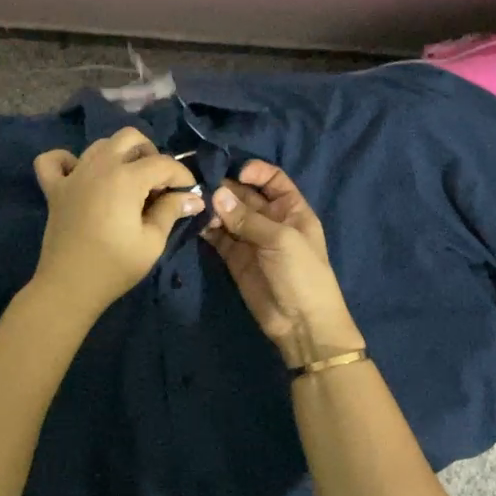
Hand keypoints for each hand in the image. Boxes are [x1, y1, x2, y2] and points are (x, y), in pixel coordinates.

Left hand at [31, 128, 202, 314]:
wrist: (69, 287)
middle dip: (151, 154)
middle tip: (157, 183)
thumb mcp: (152, 241)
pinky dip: (67, 160)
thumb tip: (192, 197)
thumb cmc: (115, 266)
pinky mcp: (54, 189)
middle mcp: (99, 166)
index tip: (189, 195)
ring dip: (118, 155)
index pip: (163, 163)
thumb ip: (171, 211)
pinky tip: (80, 175)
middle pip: (130, 138)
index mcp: (126, 178)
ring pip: (99, 145)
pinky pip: (53, 160)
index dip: (182, 176)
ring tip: (128, 182)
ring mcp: (73, 175)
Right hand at [201, 160, 365, 368]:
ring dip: (214, 208)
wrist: (301, 324)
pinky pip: (219, 236)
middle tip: (201, 184)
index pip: (272, 179)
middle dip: (226, 188)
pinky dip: (207, 228)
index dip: (255, 172)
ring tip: (195, 204)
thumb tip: (216, 194)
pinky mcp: (235, 258)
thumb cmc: (302, 274)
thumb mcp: (280, 240)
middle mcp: (271, 220)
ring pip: (229, 215)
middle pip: (245, 195)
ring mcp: (251, 239)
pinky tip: (194, 221)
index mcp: (291, 209)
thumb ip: (248, 218)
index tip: (234, 172)